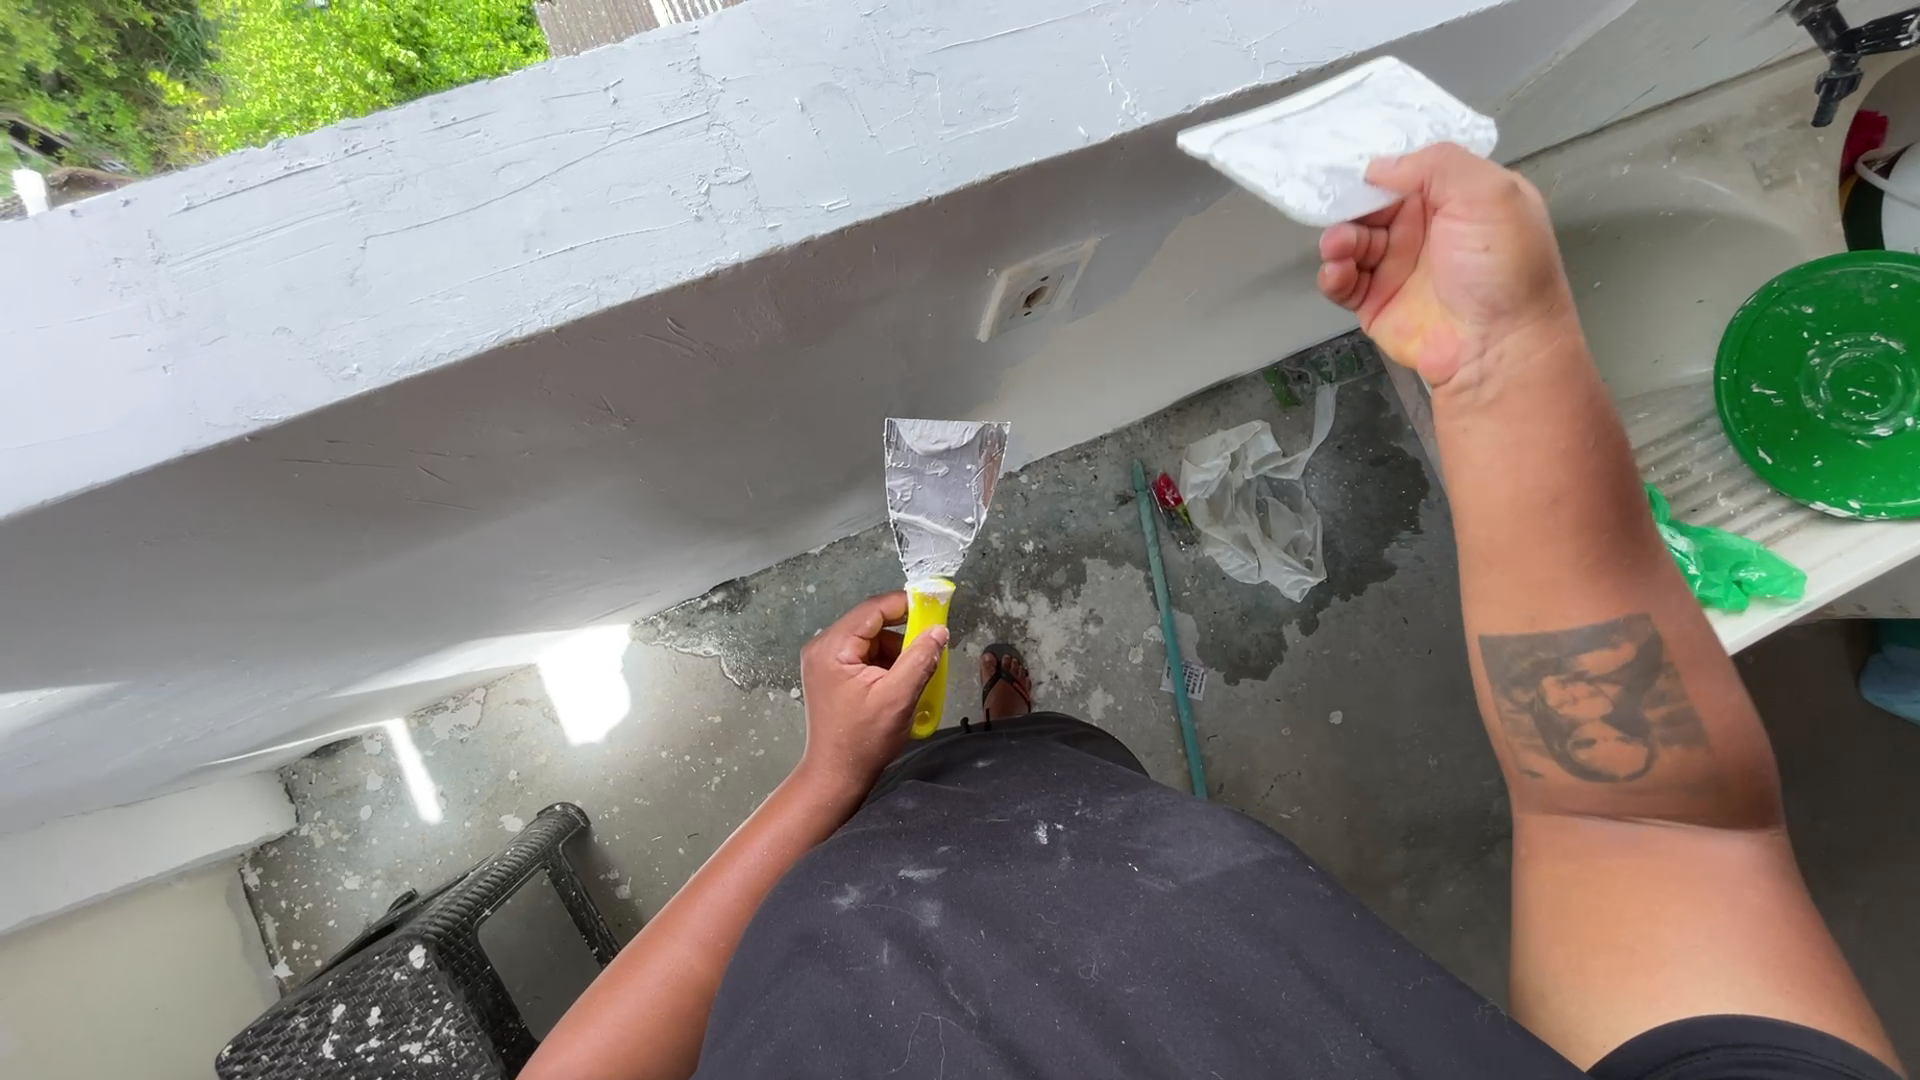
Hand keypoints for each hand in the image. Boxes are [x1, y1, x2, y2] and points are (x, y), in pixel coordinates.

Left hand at [796, 592, 947, 793]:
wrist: (837, 776)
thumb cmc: (864, 740)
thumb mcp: (898, 698)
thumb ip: (920, 659)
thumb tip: (939, 630)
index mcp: (832, 648)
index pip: (872, 610)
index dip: (905, 604)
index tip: (935, 606)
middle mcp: (823, 647)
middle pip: (872, 623)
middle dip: (904, 633)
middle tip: (931, 644)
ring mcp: (825, 661)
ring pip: (872, 639)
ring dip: (897, 651)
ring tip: (914, 675)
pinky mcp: (832, 674)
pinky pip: (866, 655)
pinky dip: (886, 663)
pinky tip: (899, 683)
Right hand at [1316, 143, 1577, 395]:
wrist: (1494, 344)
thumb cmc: (1502, 266)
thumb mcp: (1489, 193)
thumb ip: (1436, 165)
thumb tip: (1378, 165)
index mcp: (1455, 198)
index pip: (1407, 173)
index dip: (1380, 171)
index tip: (1355, 173)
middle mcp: (1424, 229)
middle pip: (1371, 208)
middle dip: (1352, 209)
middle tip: (1343, 219)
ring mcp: (1397, 267)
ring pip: (1352, 243)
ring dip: (1339, 243)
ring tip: (1337, 249)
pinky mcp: (1374, 302)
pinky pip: (1343, 283)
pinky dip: (1333, 276)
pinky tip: (1337, 274)